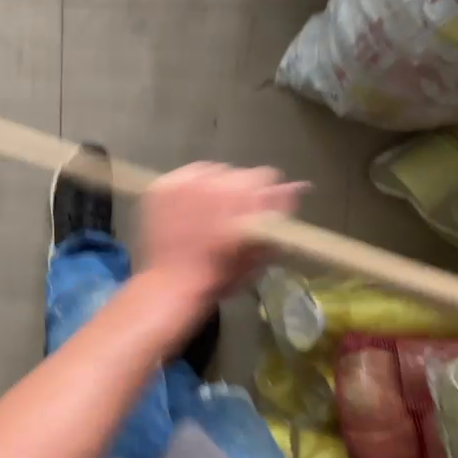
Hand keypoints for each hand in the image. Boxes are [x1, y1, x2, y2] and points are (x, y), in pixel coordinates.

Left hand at [137, 163, 305, 306]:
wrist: (171, 285)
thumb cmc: (219, 277)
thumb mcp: (259, 251)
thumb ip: (278, 216)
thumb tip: (296, 188)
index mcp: (241, 198)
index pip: (265, 176)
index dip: (264, 193)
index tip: (259, 209)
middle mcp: (212, 183)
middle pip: (236, 173)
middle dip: (237, 192)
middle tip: (229, 217)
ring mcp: (182, 182)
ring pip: (210, 172)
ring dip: (212, 188)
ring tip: (206, 213)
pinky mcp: (161, 186)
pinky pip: (183, 176)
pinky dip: (188, 189)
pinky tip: (187, 209)